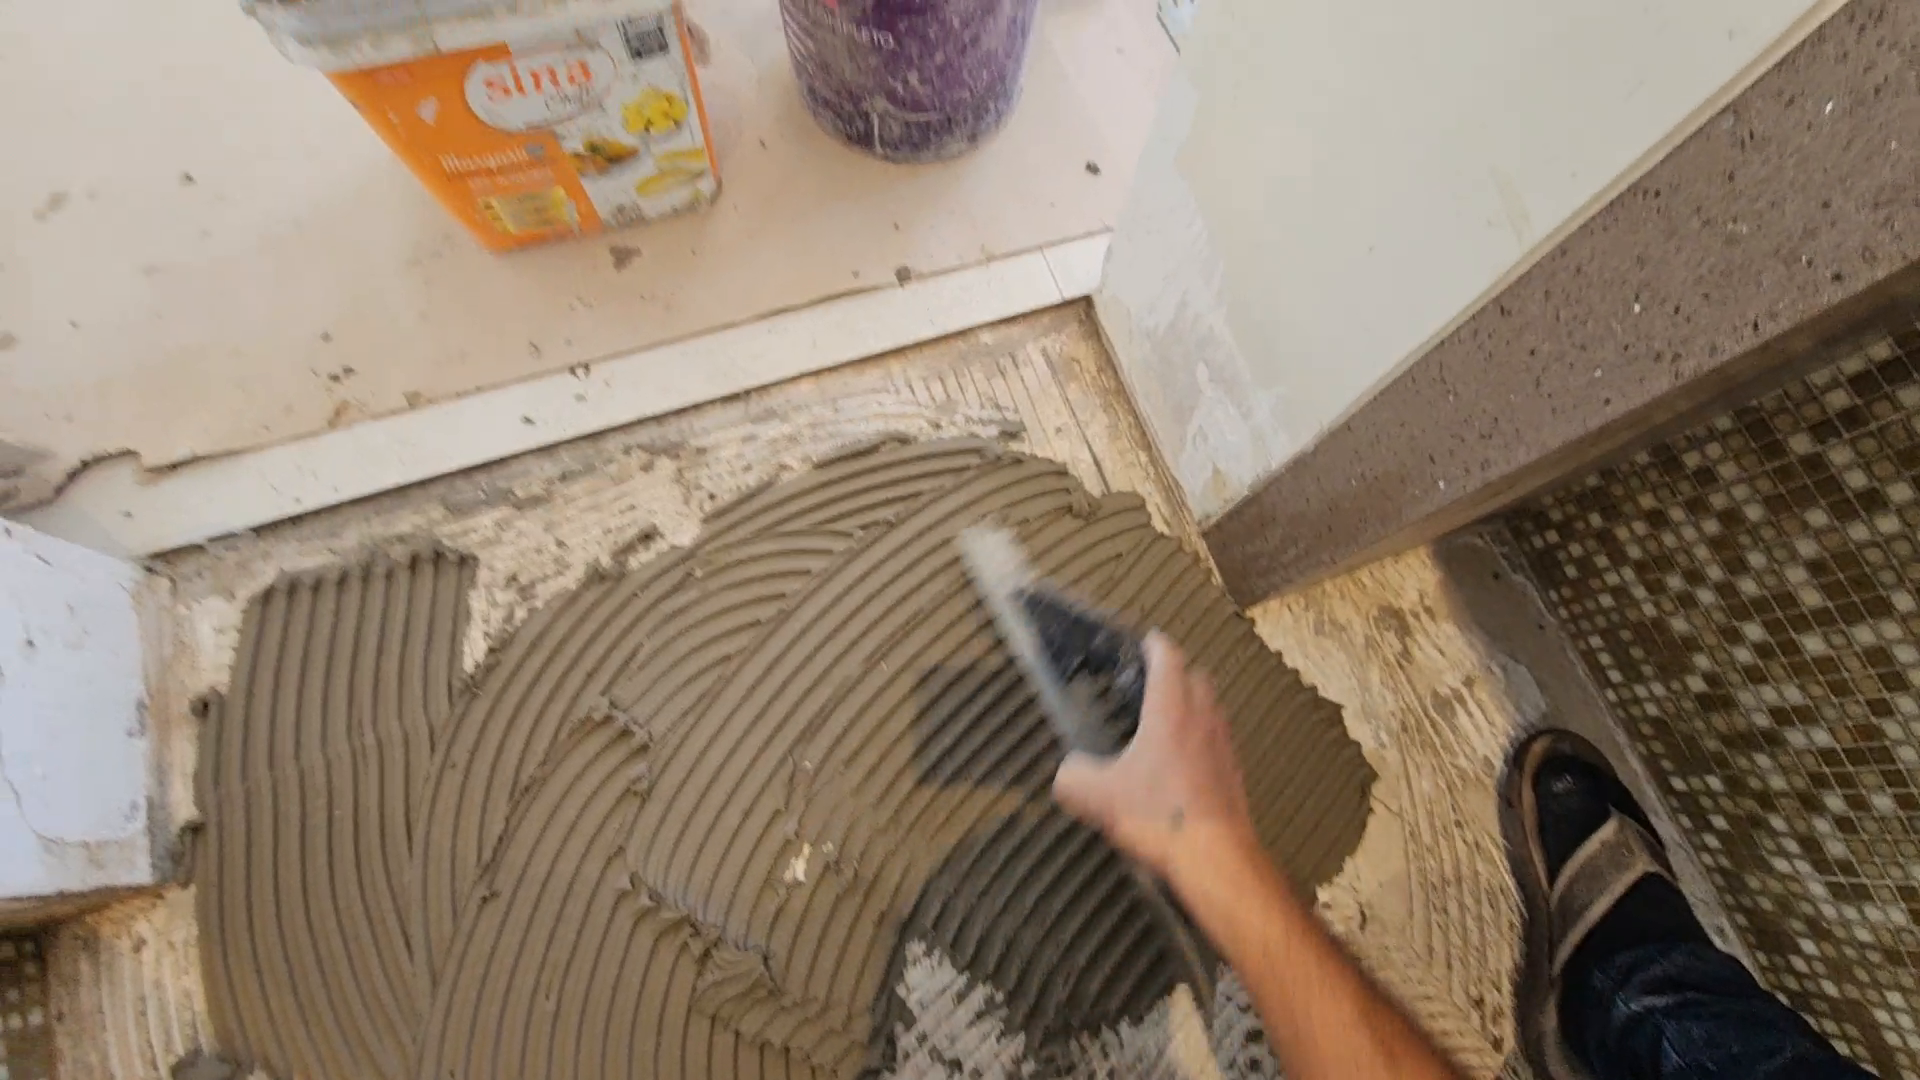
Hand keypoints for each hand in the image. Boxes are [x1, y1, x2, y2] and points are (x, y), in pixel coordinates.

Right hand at [1051, 631, 1259, 882]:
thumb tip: (1066, 772)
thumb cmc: (1157, 815)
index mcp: (1170, 710)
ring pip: (1212, 707)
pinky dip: (1202, 736)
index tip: (1145, 640)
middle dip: (1177, 671)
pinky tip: (1183, 760)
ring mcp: (1224, 746)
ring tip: (1167, 717)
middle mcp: (1202, 719)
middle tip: (1152, 679)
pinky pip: (1219, 740)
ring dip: (1193, 702)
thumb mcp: (1097, 796)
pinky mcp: (1235, 775)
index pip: (1168, 659)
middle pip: (1197, 677)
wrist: (1216, 860)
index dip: (1155, 645)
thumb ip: (1073, 776)